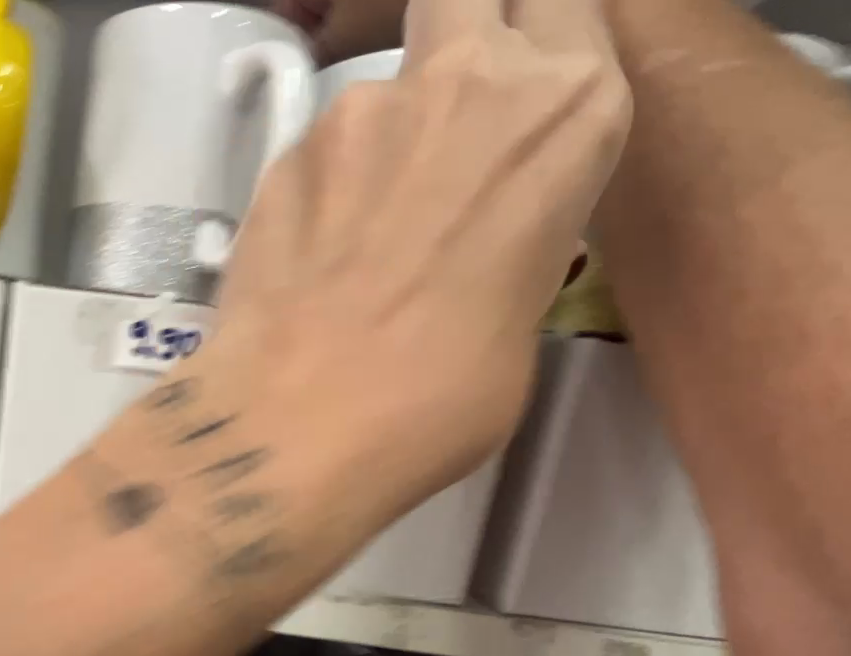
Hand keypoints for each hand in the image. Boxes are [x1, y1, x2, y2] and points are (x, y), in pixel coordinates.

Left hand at [86, 0, 630, 600]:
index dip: (534, 29)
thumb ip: (507, 234)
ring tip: (353, 236)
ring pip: (375, 91)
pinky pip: (313, 157)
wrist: (306, 419)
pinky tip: (305, 260)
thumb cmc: (446, 392)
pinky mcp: (281, 157)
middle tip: (438, 111)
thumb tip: (467, 242)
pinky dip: (315, 193)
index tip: (516, 64)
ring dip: (373, 142)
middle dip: (456, 28)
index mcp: (569, 111)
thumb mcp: (522, 306)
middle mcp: (468, 81)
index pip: (562, 2)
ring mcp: (361, 113)